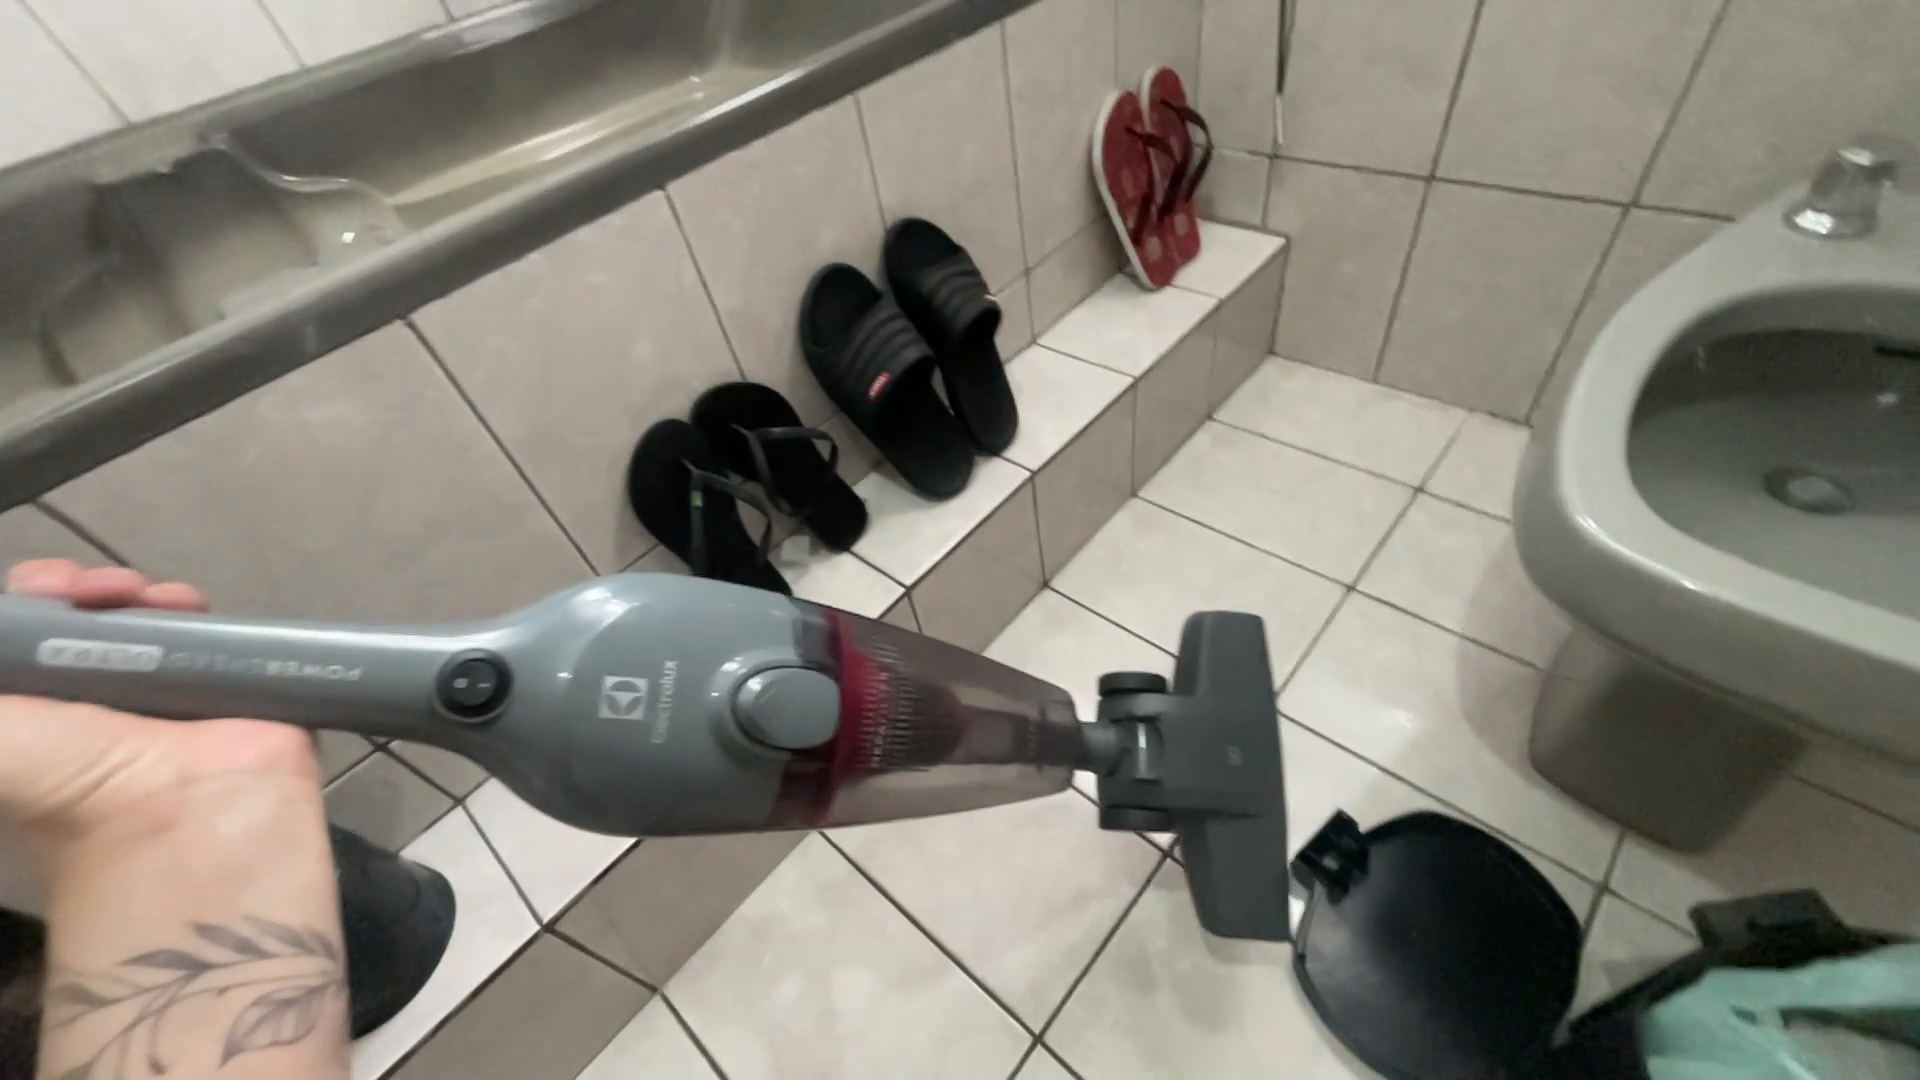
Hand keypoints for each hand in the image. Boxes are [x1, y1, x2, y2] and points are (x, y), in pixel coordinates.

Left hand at [0, 560, 319, 868]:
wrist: (185, 802)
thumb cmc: (67, 777)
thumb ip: (0, 671)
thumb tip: (7, 636)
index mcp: (39, 716)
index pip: (32, 645)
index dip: (33, 607)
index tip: (45, 590)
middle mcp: (102, 700)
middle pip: (92, 625)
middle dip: (89, 593)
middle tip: (99, 589)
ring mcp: (175, 691)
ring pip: (156, 624)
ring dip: (149, 598)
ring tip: (157, 596)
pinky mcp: (239, 684)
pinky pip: (223, 635)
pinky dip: (210, 613)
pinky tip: (194, 605)